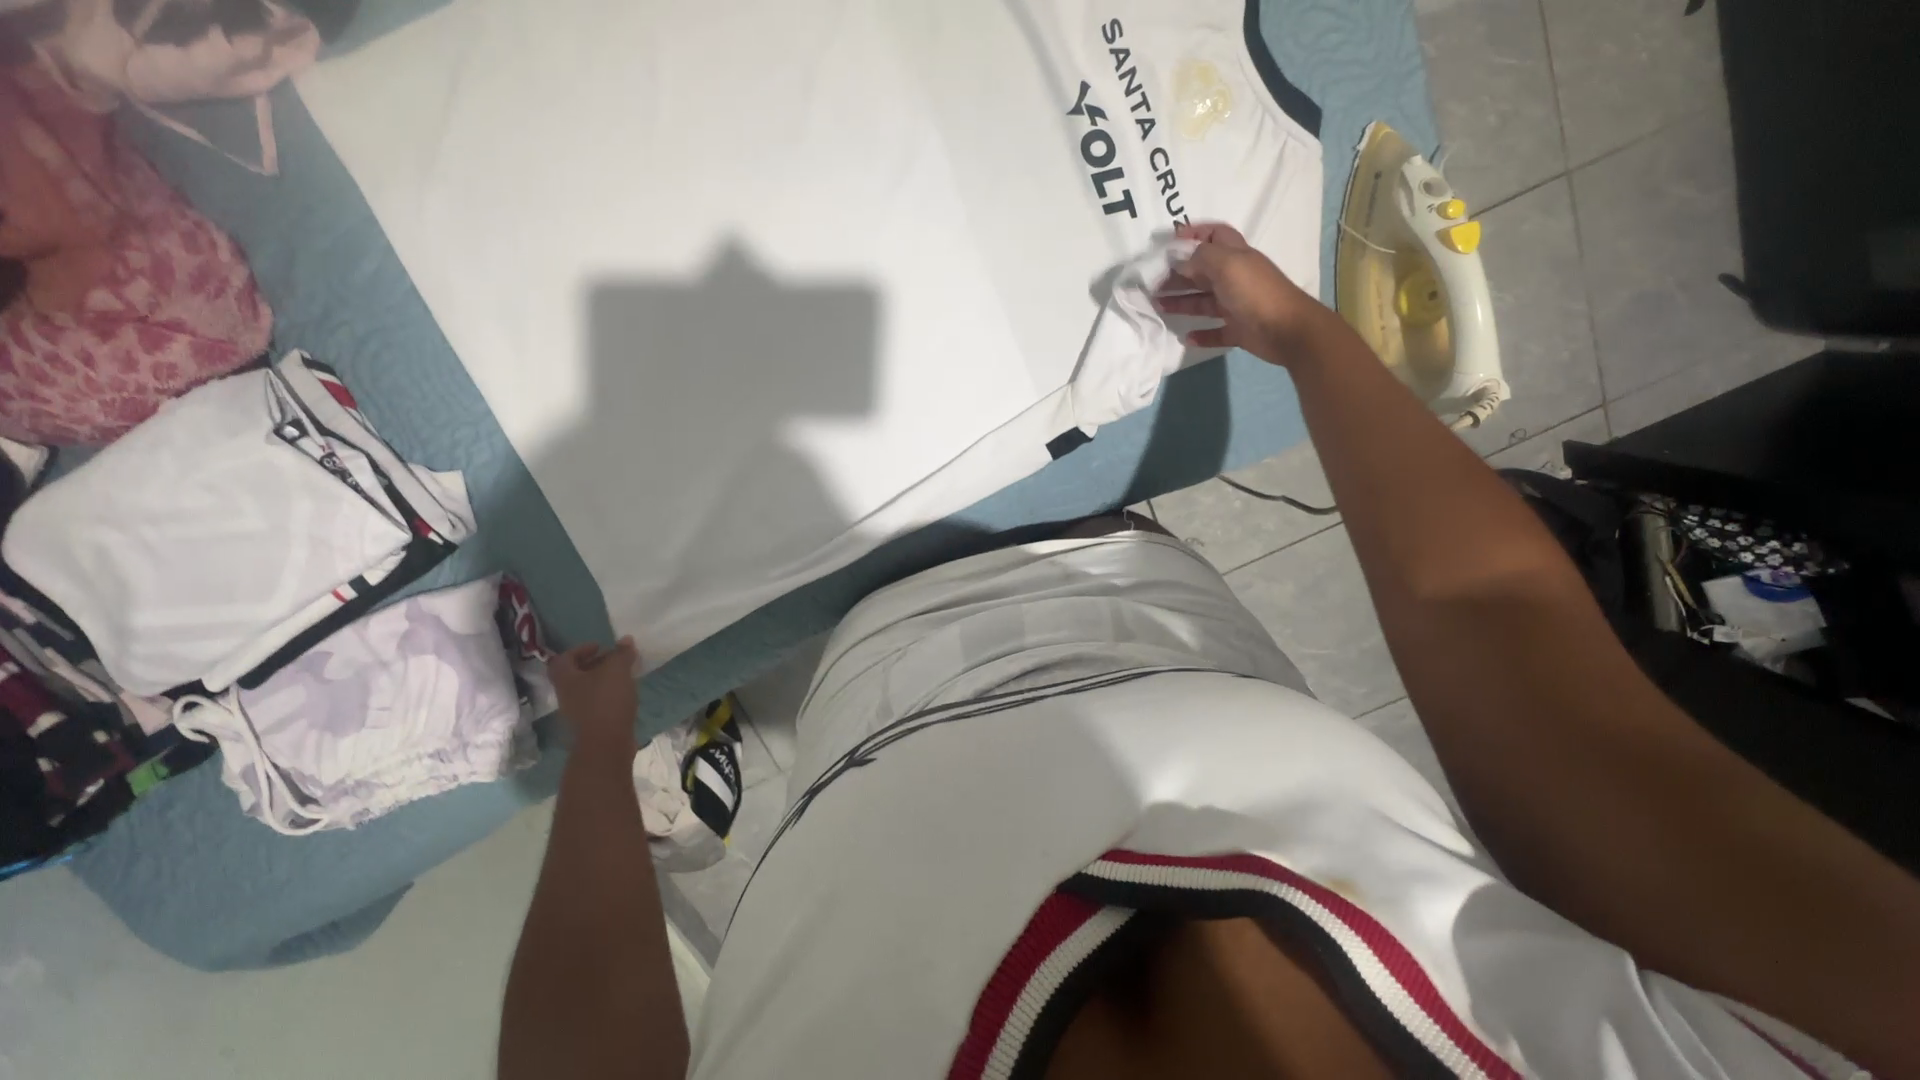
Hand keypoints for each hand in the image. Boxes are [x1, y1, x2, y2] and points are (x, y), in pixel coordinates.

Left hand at [549, 638, 639, 752]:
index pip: (563, 658)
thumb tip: (626, 640)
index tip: (600, 646)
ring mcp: (577, 712)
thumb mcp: (617, 670)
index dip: (580, 649)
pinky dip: (608, 695)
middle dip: (594, 664)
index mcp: (565, 679)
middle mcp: (566, 695)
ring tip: (623, 676)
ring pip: (587, 689)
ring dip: (602, 680)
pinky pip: (597, 703)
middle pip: (575, 674)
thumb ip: (621, 653)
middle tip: (614, 659)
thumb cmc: (606, 700)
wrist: (606, 743)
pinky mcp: (590, 724)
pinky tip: (625, 694)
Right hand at [1155, 222, 1324, 366]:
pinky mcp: (1239, 330)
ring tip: (1158, 306)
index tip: (1170, 241)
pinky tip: (1186, 337)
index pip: (1215, 235)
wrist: (1287, 330)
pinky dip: (1201, 334)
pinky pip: (1215, 332)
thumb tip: (1180, 259)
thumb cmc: (1255, 292)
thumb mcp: (1226, 264)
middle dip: (1178, 274)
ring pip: (1204, 301)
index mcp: (1235, 256)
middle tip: (1152, 282)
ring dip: (1182, 303)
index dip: (1195, 233)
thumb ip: (1200, 257)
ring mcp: (1237, 305)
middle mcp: (1235, 278)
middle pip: (1202, 271)